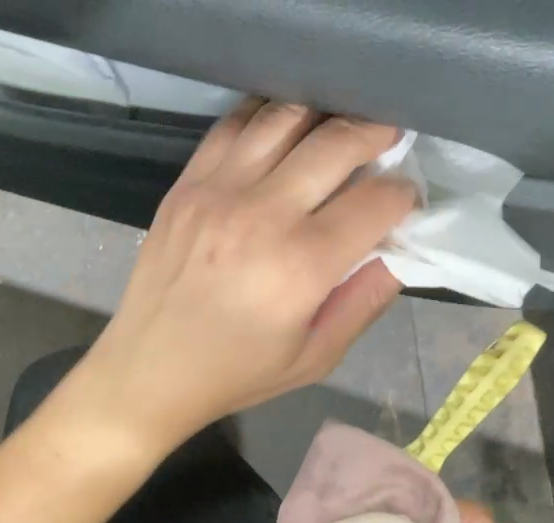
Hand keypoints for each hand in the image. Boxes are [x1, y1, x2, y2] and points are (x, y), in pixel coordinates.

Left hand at [57, 100, 416, 451]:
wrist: (149, 373)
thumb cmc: (234, 374)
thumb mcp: (313, 359)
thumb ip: (364, 303)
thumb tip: (400, 251)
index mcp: (301, 266)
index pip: (378, 199)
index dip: (404, 195)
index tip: (403, 202)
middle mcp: (262, 216)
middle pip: (339, 140)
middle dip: (377, 135)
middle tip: (386, 143)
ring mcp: (218, 193)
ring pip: (287, 116)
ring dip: (325, 116)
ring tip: (337, 133)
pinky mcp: (186, 186)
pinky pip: (234, 125)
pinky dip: (267, 117)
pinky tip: (282, 134)